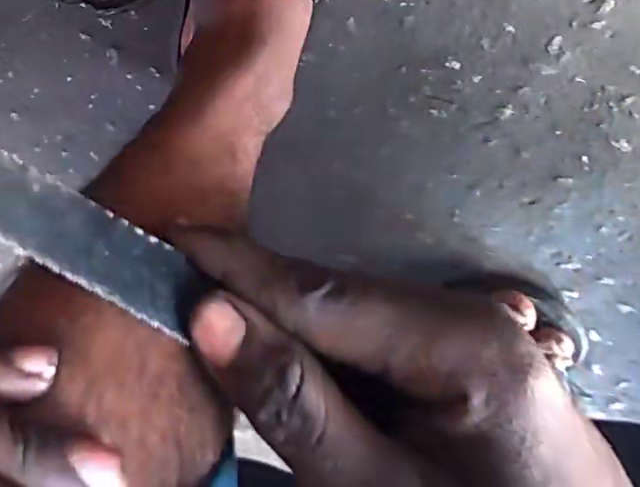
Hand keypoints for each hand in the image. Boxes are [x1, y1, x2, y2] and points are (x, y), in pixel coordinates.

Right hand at [174, 228, 631, 486]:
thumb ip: (295, 403)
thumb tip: (208, 312)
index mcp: (462, 341)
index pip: (321, 290)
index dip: (238, 265)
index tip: (172, 237)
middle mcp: (465, 315)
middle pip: (334, 298)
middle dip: (255, 296)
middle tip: (176, 287)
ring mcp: (467, 334)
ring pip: (347, 318)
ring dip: (283, 326)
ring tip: (218, 323)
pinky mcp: (458, 360)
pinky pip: (370, 342)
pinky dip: (322, 354)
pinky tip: (290, 367)